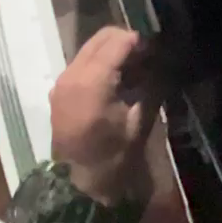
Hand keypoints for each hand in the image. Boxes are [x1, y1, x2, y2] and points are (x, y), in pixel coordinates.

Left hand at [50, 26, 152, 202]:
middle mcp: (72, 73)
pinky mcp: (60, 90)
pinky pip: (82, 63)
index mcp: (92, 81)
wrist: (78, 184)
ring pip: (90, 48)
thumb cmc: (112, 157)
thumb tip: (162, 66)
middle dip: (125, 41)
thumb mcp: (139, 123)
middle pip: (101, 38)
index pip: (118, 42)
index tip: (158, 50)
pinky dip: (100, 62)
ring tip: (135, 68)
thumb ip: (151, 88)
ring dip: (113, 50)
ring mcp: (62, 81)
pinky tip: (118, 79)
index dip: (140, 41)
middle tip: (148, 56)